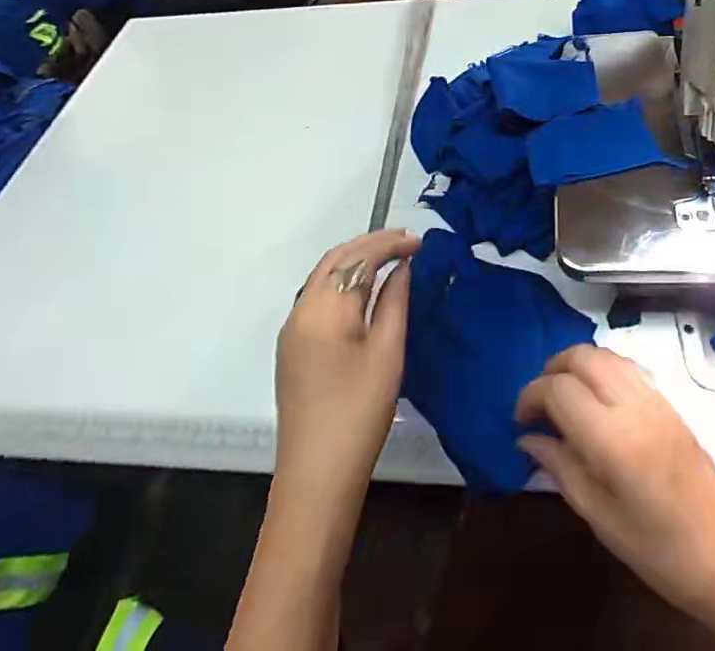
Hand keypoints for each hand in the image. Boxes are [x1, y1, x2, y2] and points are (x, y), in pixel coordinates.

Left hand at [274, 230, 419, 491]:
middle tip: (408, 241)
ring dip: (356, 260)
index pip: (356, 259)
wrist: (318, 473)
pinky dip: (345, 281)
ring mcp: (292, 331)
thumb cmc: (360, 411)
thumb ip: (395, 302)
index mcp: (323, 311)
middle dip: (370, 244)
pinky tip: (367, 289)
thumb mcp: (388, 352)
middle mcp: (300, 312)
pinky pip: (319, 298)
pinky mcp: (294, 348)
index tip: (421, 242)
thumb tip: (402, 268)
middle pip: (334, 261)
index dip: (389, 244)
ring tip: (393, 258)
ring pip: (324, 278)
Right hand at [515, 346, 714, 611]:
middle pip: (584, 356)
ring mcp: (657, 399)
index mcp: (613, 437)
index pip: (560, 388)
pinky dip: (604, 369)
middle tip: (539, 402)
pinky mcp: (670, 402)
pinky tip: (596, 400)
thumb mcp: (597, 514)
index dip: (531, 395)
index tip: (520, 420)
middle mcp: (635, 405)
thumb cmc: (655, 547)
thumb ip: (560, 467)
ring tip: (564, 398)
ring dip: (579, 364)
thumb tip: (528, 438)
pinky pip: (629, 368)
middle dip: (553, 369)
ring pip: (608, 355)